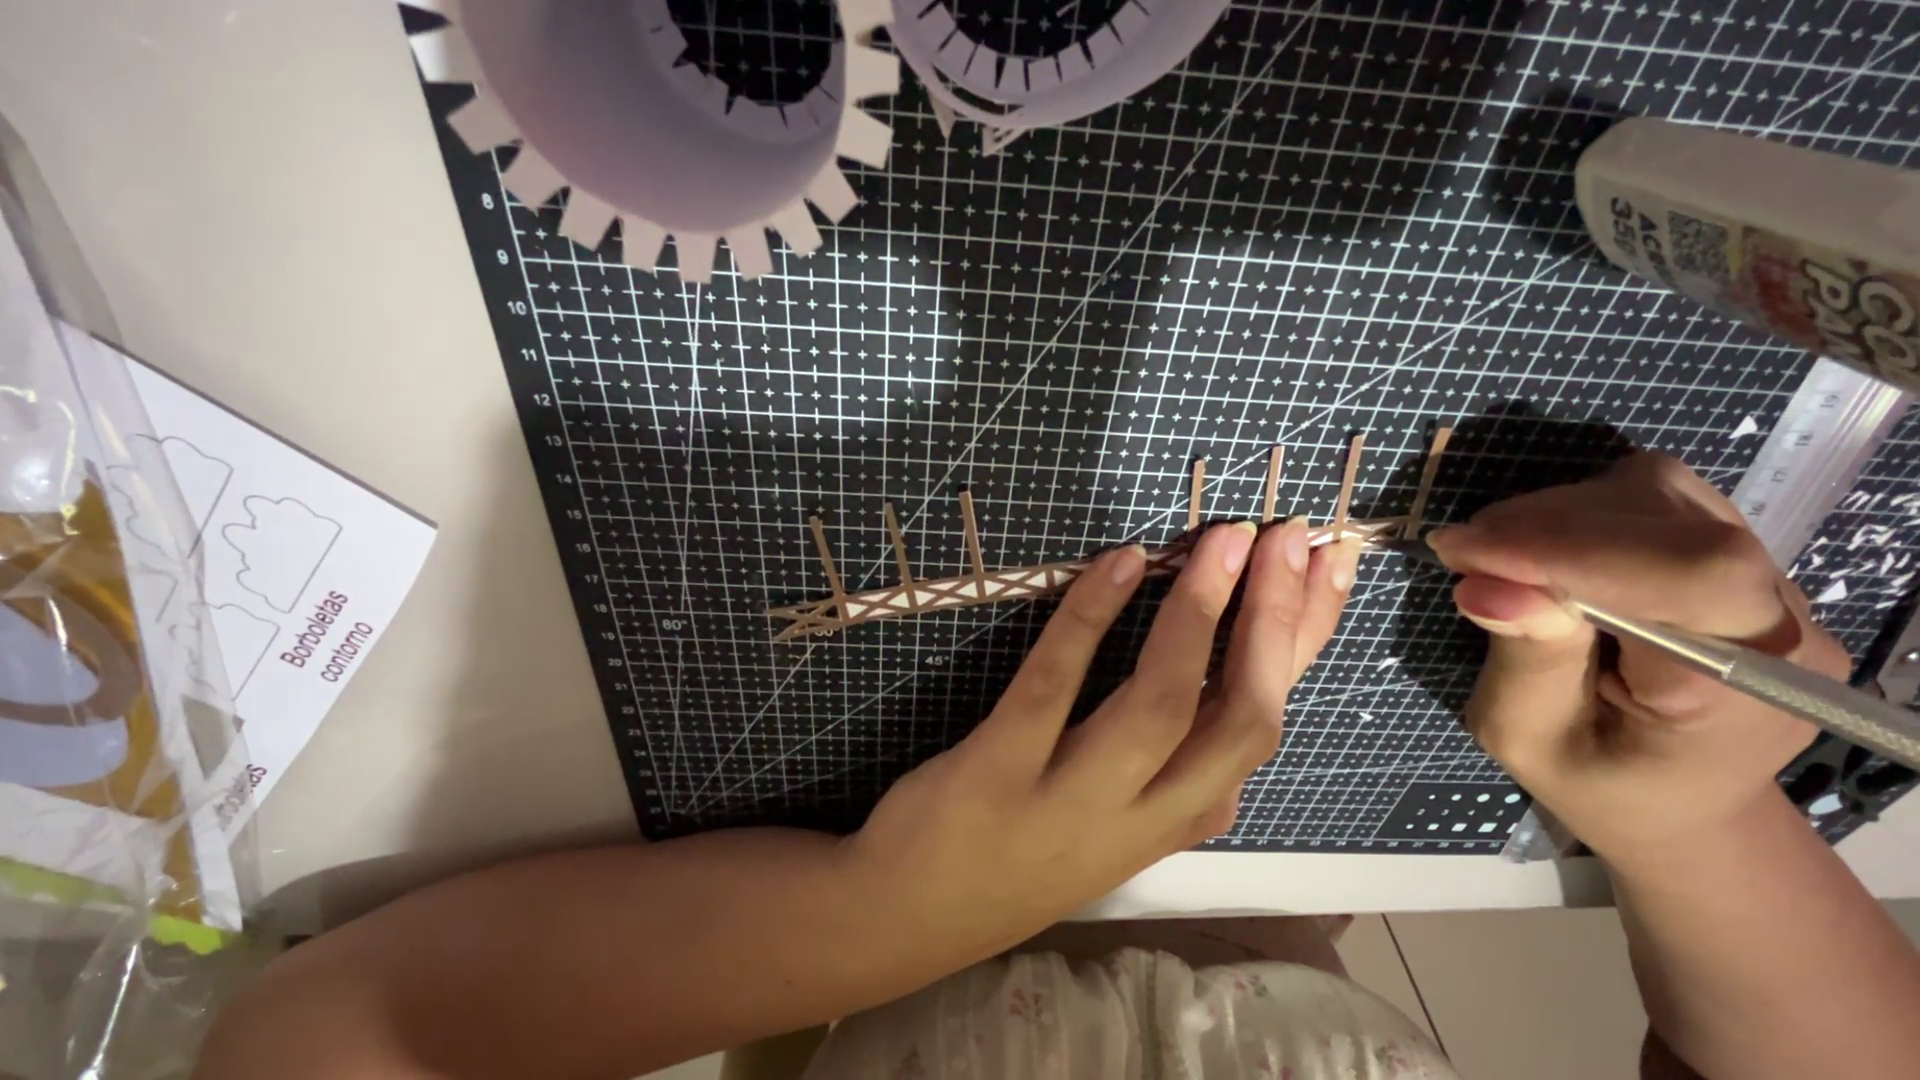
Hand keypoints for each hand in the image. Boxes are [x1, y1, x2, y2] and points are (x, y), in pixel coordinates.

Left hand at [845, 519, 1357, 957]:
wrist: (914, 915)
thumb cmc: (1023, 853)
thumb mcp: (1120, 831)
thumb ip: (1182, 782)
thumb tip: (1247, 706)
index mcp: (1179, 819)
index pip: (1265, 726)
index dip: (1304, 641)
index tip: (1328, 568)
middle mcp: (1142, 818)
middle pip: (1239, 718)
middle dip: (1275, 623)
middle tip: (1288, 538)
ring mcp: (1070, 800)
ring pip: (1159, 704)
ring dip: (1199, 614)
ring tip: (1221, 542)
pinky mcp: (998, 773)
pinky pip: (1053, 684)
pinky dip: (1091, 618)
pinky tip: (1116, 562)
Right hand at [1427, 452, 1850, 864]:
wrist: (1681, 805)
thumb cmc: (1600, 787)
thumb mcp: (1533, 743)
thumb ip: (1525, 663)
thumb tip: (1486, 584)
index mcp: (1741, 687)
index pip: (1687, 576)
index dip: (1572, 547)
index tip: (1463, 549)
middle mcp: (1778, 623)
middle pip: (1673, 525)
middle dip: (1550, 526)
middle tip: (1463, 551)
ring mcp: (1769, 584)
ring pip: (1663, 498)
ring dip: (1561, 514)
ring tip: (1496, 553)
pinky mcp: (1737, 560)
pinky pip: (1658, 502)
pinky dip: (1581, 510)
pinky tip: (1540, 549)